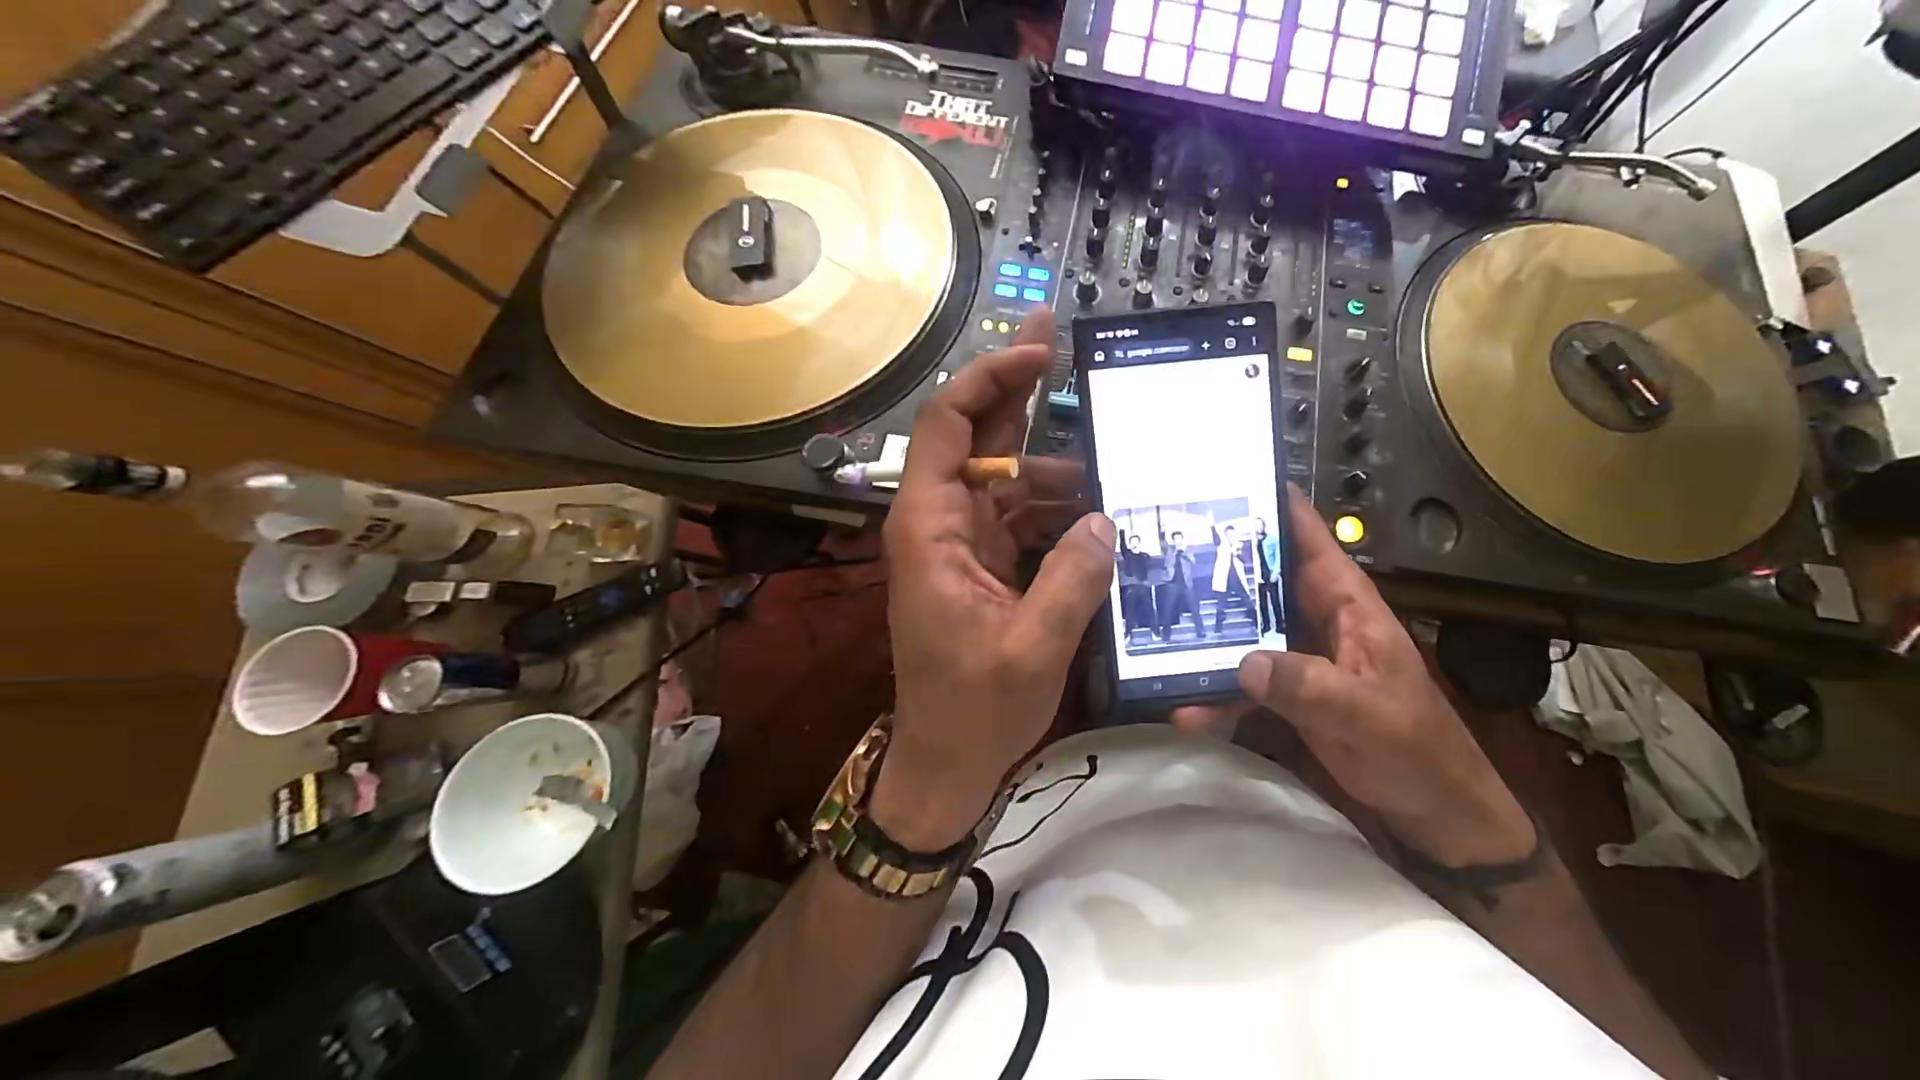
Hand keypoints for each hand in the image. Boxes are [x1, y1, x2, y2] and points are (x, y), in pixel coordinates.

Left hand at [872, 313, 1114, 850]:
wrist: (945, 760)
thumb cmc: (973, 709)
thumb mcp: (1032, 648)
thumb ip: (1072, 578)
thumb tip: (1105, 518)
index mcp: (928, 528)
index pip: (947, 426)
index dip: (989, 379)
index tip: (1039, 354)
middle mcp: (937, 523)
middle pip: (973, 436)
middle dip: (1014, 390)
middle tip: (1059, 344)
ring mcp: (959, 543)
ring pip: (1002, 477)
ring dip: (1050, 463)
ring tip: (1114, 456)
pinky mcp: (980, 565)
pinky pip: (1016, 516)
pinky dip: (1054, 506)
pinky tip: (1097, 510)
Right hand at [1175, 487, 1534, 865]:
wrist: (1431, 810)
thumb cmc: (1415, 750)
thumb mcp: (1367, 715)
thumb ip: (1309, 687)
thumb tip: (1243, 662)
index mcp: (1348, 605)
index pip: (1310, 541)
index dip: (1274, 509)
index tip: (1225, 484)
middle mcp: (1317, 620)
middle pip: (1261, 579)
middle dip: (1216, 565)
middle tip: (1162, 550)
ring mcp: (1297, 656)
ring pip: (1242, 629)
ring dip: (1204, 633)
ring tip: (1152, 630)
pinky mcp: (1285, 690)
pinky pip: (1240, 680)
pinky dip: (1213, 691)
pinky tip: (1184, 709)